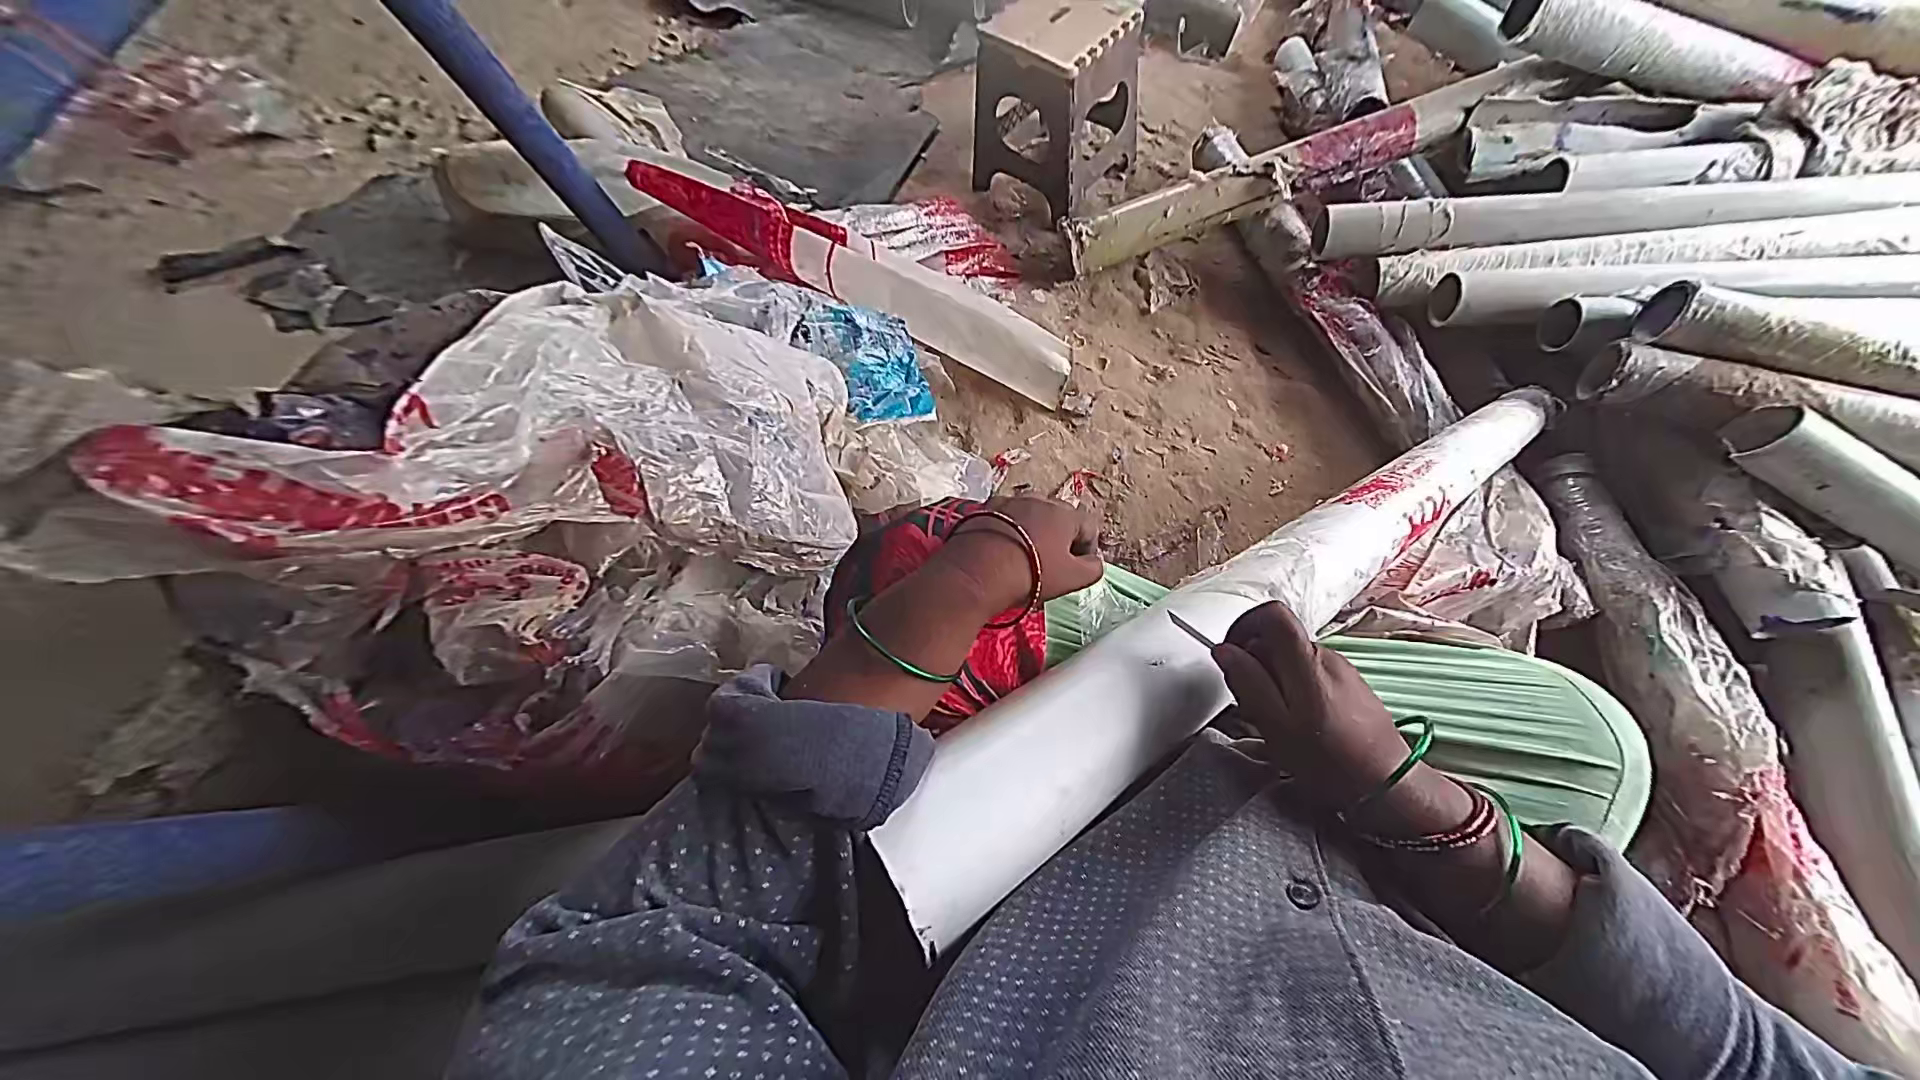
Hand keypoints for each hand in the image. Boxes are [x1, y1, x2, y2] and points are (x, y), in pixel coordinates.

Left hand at [936, 496, 1103, 612]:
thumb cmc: (1031, 574)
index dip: (1087, 549)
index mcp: (1064, 513)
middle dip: (1058, 539)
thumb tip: (1094, 561)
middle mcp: (1038, 499)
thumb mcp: (1072, 579)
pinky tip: (1001, 552)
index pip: (1088, 526)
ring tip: (1023, 558)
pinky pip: (1003, 519)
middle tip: (1050, 565)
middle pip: (1057, 518)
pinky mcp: (982, 509)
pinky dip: (1007, 531)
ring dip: (1031, 533)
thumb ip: (1093, 568)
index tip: (1077, 568)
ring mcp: (1008, 501)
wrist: (977, 572)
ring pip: (1028, 516)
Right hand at [1210, 602, 1457, 829]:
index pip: (1272, 614)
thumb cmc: (1330, 762)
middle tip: (1250, 699)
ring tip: (1274, 715)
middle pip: (1278, 637)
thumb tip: (1225, 651)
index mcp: (1306, 662)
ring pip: (1292, 656)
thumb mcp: (1275, 725)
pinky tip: (1298, 719)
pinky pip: (1310, 671)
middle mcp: (1327, 656)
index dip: (1244, 625)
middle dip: (1254, 660)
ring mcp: (1342, 668)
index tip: (1232, 653)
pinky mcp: (1350, 683)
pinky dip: (1293, 686)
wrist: (1388, 786)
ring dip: (1273, 676)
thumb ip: (1248, 682)